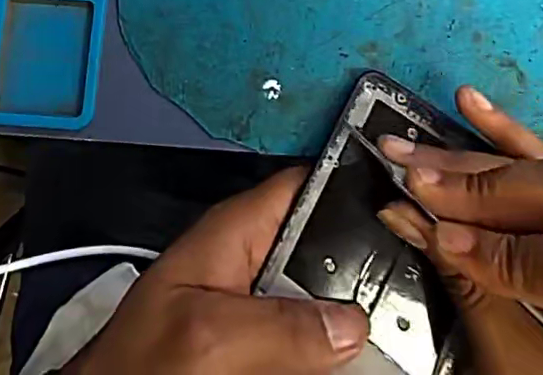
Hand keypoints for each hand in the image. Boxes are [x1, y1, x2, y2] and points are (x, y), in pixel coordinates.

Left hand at [66, 167, 369, 373]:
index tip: (394, 202)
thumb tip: (349, 322)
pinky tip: (355, 361)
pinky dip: (329, 348)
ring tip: (396, 335)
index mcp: (236, 232)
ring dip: (349, 315)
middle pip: (321, 247)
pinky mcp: (253, 342)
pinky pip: (304, 338)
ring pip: (319, 298)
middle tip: (407, 289)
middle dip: (359, 265)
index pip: (303, 185)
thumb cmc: (136, 365)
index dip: (348, 185)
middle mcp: (249, 259)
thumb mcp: (209, 336)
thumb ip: (279, 325)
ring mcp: (252, 304)